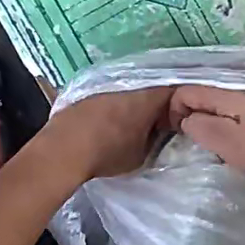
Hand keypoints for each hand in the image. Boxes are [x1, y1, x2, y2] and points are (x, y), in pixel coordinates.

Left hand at [39, 87, 173, 181]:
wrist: (62, 151)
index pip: (172, 93)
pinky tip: (107, 129)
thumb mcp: (141, 155)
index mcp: (145, 100)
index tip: (182, 119)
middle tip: (159, 126)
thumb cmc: (107, 153)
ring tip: (131, 130)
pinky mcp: (83, 100)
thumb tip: (158, 135)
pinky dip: (111, 113)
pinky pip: (106, 102)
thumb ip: (154, 141)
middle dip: (154, 108)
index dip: (181, 104)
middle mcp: (125, 89)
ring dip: (131, 110)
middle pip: (147, 93)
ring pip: (125, 97)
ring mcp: (102, 92)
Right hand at [168, 85, 244, 182]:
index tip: (181, 134)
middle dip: (199, 115)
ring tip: (229, 146)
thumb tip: (189, 119)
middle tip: (204, 143)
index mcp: (225, 91)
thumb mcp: (227, 142)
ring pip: (230, 100)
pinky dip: (243, 121)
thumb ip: (200, 128)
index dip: (176, 111)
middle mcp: (243, 84)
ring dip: (222, 119)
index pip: (186, 90)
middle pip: (208, 93)